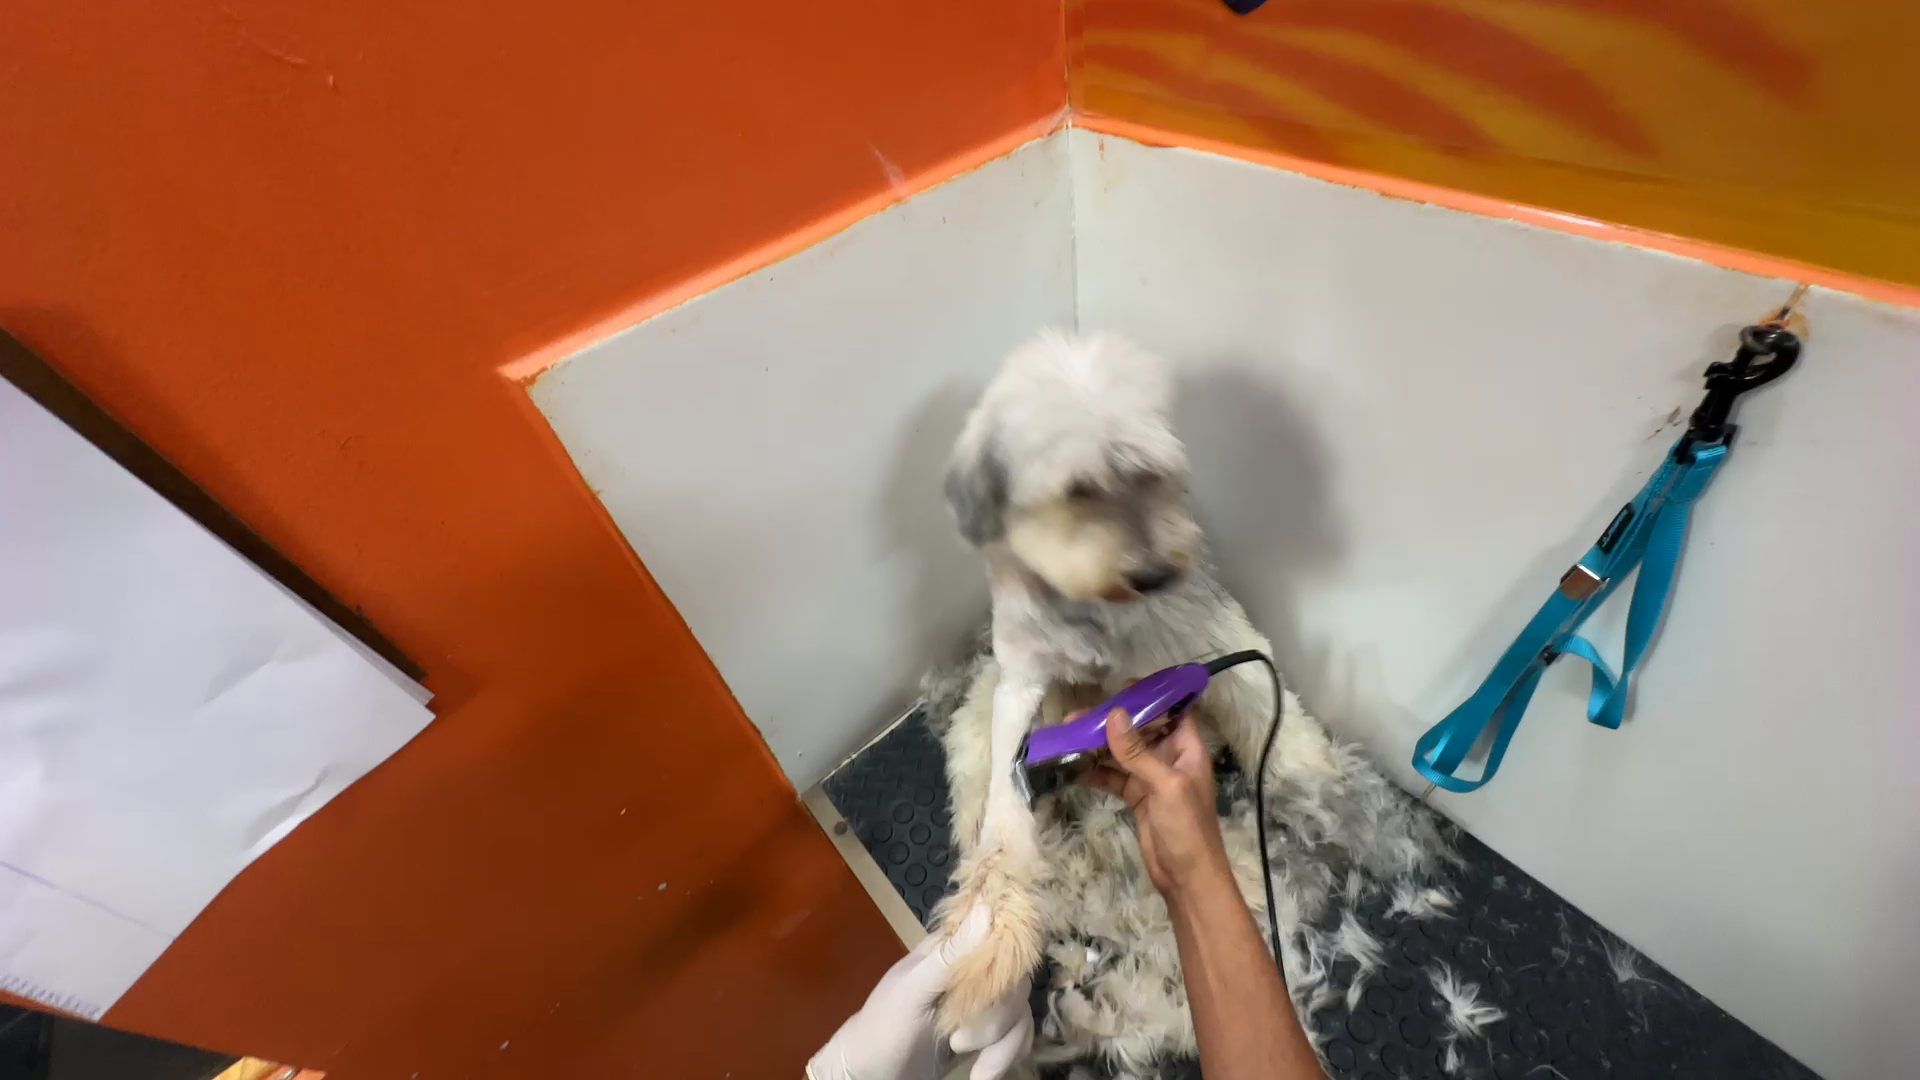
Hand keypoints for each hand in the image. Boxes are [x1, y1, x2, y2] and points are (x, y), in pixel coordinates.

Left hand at [807, 905, 1033, 1079]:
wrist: (871, 1075)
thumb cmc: (884, 1025)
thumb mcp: (913, 989)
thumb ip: (950, 955)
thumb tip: (988, 909)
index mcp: (953, 946)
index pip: (1000, 932)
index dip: (1013, 954)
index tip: (1003, 988)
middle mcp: (973, 968)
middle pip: (1015, 979)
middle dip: (998, 1019)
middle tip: (959, 1042)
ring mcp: (981, 1001)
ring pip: (1020, 1010)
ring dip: (1005, 1044)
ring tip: (978, 1071)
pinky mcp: (986, 1032)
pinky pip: (1018, 1034)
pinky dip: (1009, 1056)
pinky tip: (985, 1073)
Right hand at [1078, 709, 1230, 897]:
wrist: (1187, 880)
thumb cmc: (1187, 829)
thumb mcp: (1165, 786)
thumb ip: (1138, 751)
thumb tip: (1113, 714)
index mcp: (1187, 749)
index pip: (1174, 711)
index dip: (1153, 697)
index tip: (1122, 686)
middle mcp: (1169, 758)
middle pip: (1140, 729)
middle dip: (1112, 720)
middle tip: (1080, 713)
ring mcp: (1151, 778)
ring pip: (1122, 752)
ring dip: (1097, 743)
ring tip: (1068, 734)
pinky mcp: (1136, 796)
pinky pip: (1113, 776)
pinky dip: (1094, 770)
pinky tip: (1073, 764)